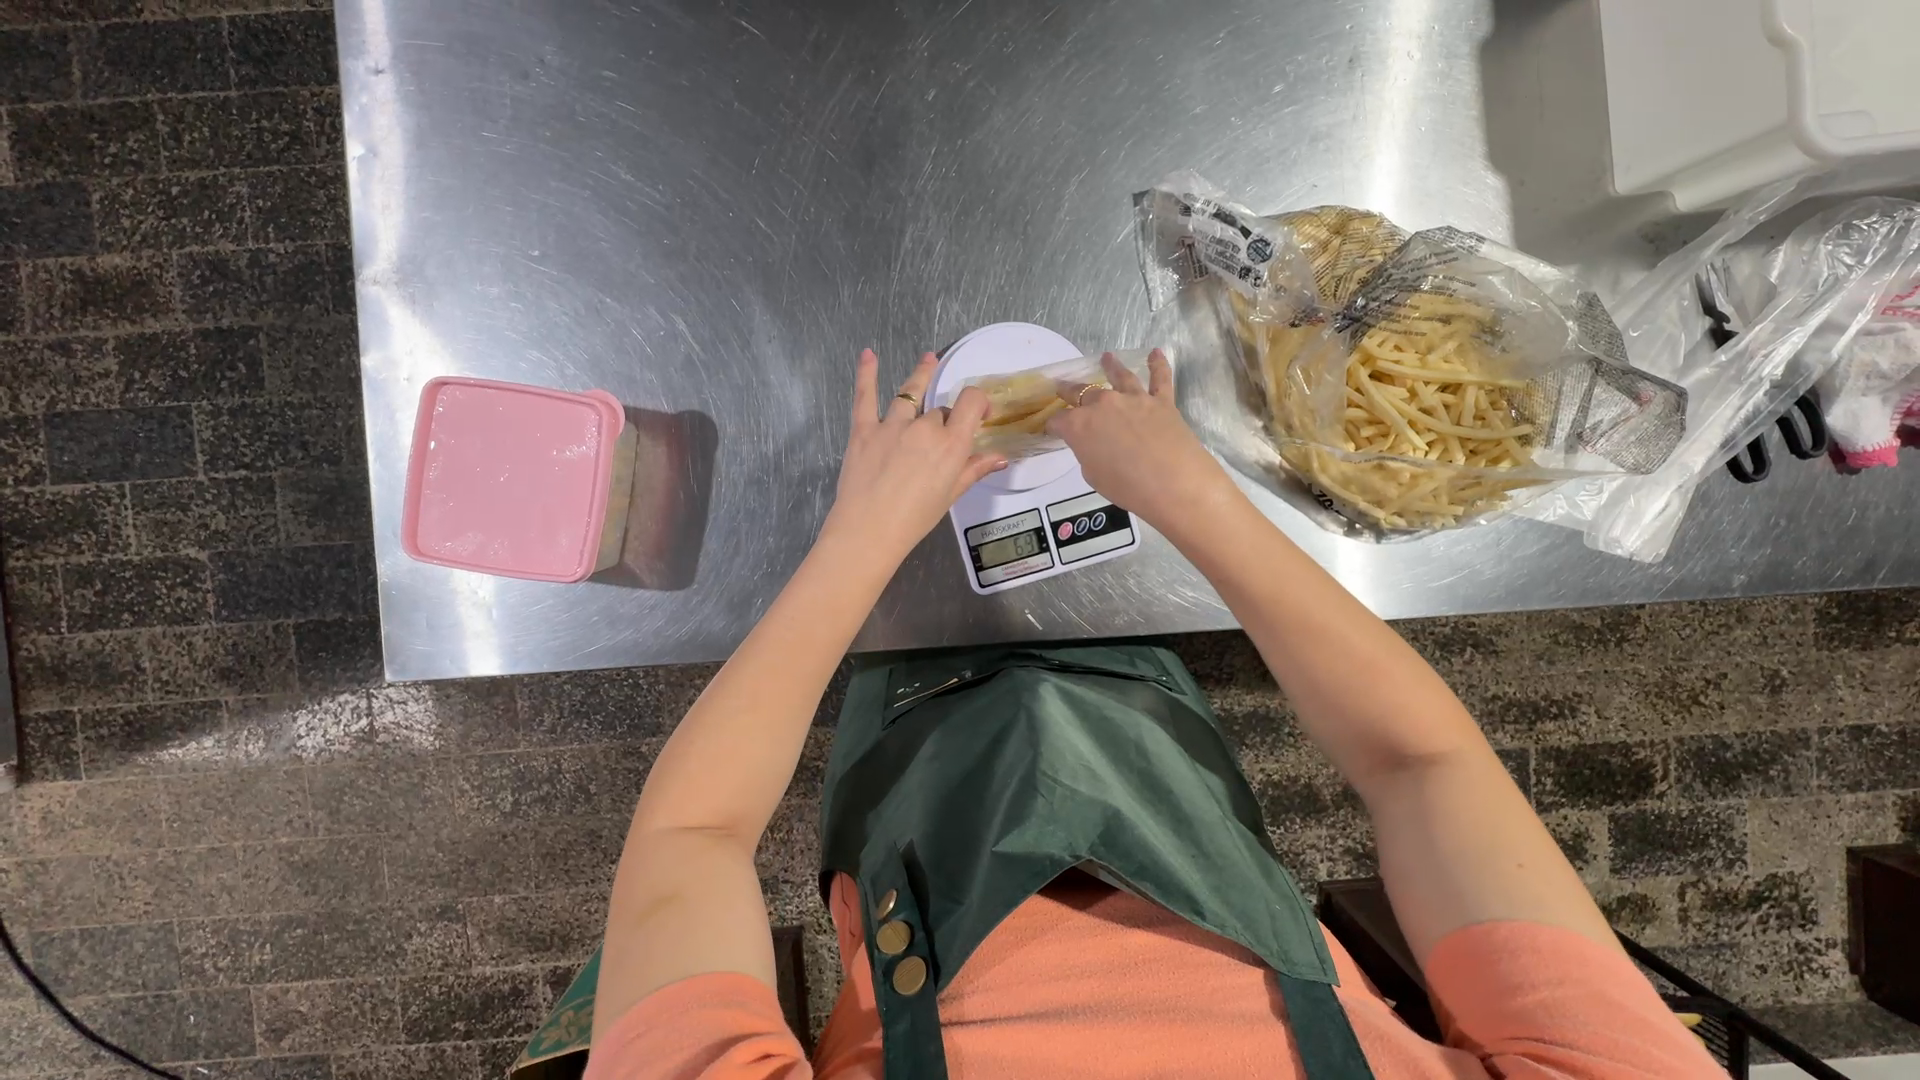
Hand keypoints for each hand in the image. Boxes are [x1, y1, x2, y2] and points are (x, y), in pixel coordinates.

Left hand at [825, 349, 1007, 557]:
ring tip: (928, 359)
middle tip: (941, 433)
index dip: (978, 401)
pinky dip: (866, 374)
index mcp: (950, 445)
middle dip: (943, 417)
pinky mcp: (864, 430)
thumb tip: (1000, 457)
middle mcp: (924, 428)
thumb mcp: (950, 495)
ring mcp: (892, 426)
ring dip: (921, 376)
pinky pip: (865, 397)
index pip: (970, 403)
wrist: (869, 530)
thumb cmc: (915, 519)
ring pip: (909, 393)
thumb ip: (974, 469)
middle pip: (939, 409)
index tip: (980, 409)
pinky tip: (869, 355)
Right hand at [1046, 349, 1236, 526]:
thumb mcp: (1093, 475)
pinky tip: (1156, 353)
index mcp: (1079, 425)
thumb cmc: (1126, 486)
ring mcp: (1134, 399)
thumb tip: (1094, 443)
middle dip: (1070, 391)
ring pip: (1120, 377)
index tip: (1051, 428)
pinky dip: (1158, 364)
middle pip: (1083, 393)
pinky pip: (1160, 378)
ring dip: (1111, 366)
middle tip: (1062, 388)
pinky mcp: (1161, 401)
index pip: (1058, 421)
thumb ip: (1088, 453)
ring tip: (1107, 357)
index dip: (1053, 425)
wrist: (1172, 482)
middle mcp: (1103, 404)